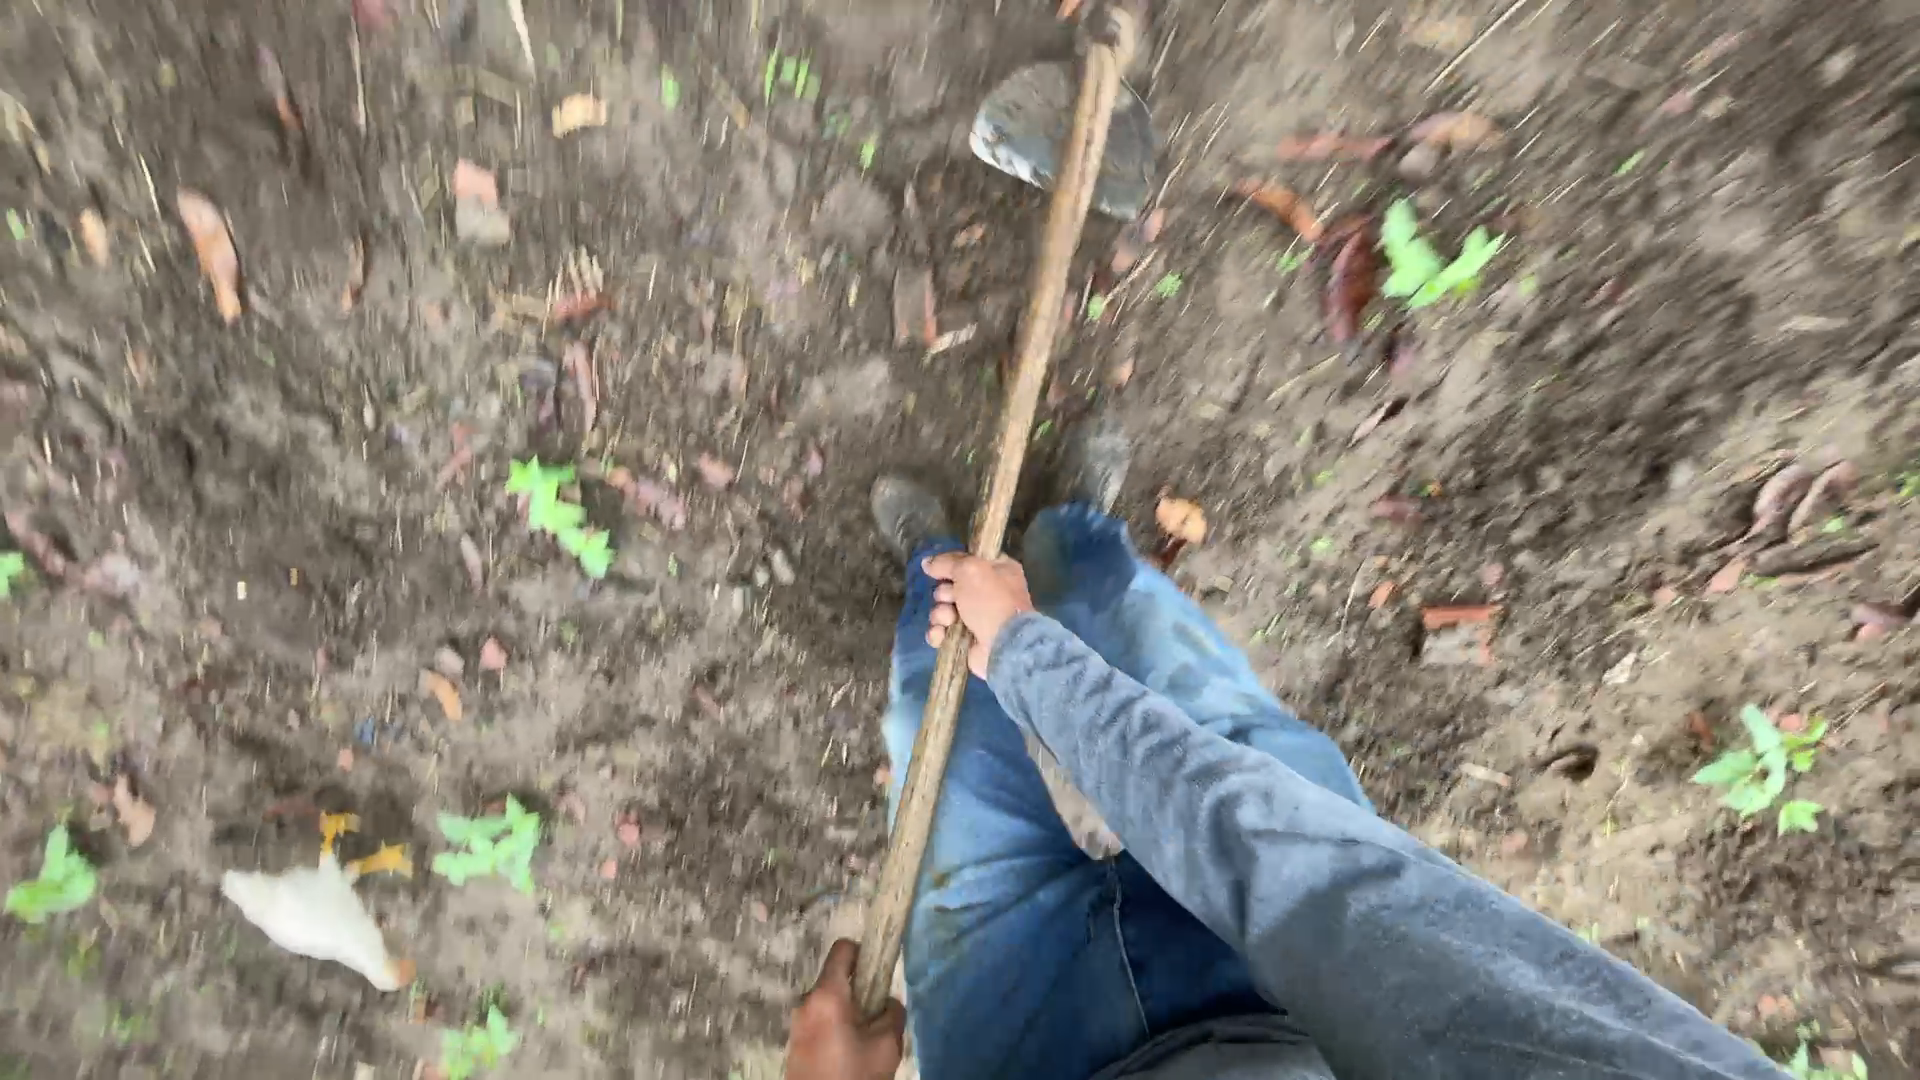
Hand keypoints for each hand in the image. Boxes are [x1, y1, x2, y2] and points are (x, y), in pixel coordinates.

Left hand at [784, 940, 905, 1079]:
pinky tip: (849, 1053)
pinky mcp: (795, 1043)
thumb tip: (887, 1003)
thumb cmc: (853, 1077)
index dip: (864, 952)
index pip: (843, 948)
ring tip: (864, 1040)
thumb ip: (893, 1013)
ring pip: (830, 1001)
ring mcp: (797, 1023)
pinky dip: (836, 1026)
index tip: (879, 973)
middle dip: (859, 990)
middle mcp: (806, 1001)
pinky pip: (820, 1020)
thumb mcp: (887, 1046)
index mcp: (827, 994)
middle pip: (837, 978)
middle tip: (876, 1016)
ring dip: (848, 1011)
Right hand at [922, 552, 1035, 677]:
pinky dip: (938, 633)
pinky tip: (941, 635)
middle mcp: (988, 592)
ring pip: (943, 609)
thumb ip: (947, 562)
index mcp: (998, 570)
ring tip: (949, 620)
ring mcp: (977, 618)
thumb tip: (927, 563)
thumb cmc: (990, 601)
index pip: (967, 560)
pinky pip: (942, 631)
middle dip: (944, 594)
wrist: (1003, 645)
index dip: (951, 565)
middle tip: (951, 599)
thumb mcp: (970, 570)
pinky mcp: (966, 639)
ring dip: (940, 614)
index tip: (937, 569)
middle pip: (950, 586)